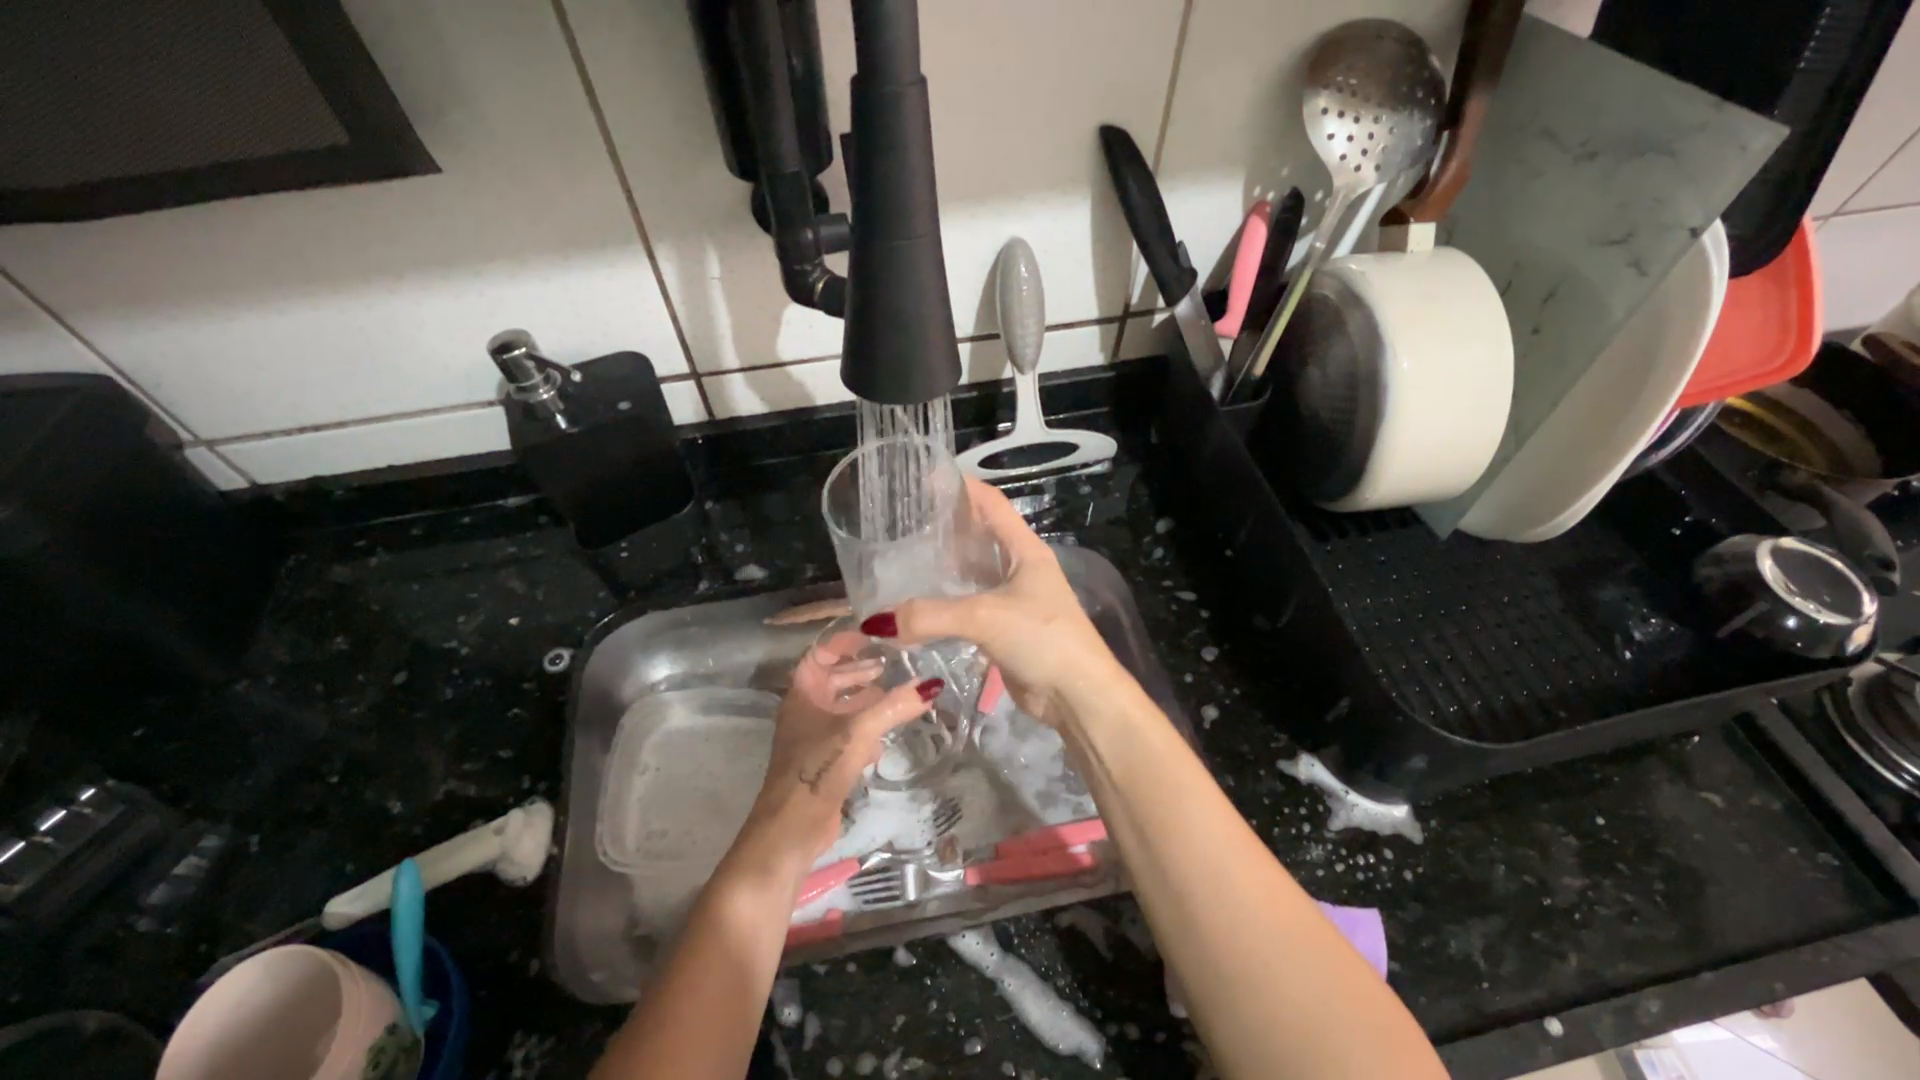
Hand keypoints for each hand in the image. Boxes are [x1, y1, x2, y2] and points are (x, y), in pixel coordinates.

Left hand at [734, 640, 939, 882]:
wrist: (792, 828)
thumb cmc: (818, 768)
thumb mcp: (860, 730)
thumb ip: (895, 706)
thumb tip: (932, 685)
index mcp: (802, 693)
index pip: (820, 654)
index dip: (844, 642)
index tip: (875, 637)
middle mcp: (805, 710)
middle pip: (833, 679)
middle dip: (861, 669)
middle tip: (895, 663)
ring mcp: (813, 737)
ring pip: (842, 707)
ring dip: (867, 698)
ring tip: (898, 692)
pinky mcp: (825, 761)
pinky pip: (848, 733)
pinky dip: (868, 727)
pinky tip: (888, 733)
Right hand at [861, 477, 1136, 731]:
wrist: (1078, 695)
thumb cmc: (1043, 639)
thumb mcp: (985, 618)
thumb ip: (930, 615)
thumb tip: (875, 621)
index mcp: (1025, 550)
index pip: (992, 503)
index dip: (962, 486)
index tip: (924, 477)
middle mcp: (1020, 569)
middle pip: (980, 536)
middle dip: (945, 526)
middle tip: (901, 521)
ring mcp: (1013, 600)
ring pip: (972, 574)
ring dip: (943, 568)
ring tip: (900, 559)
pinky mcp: (1004, 630)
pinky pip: (968, 607)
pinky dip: (944, 604)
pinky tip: (916, 607)